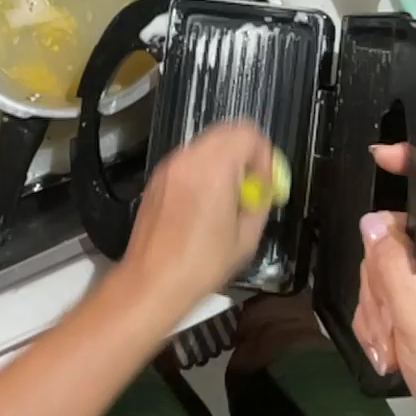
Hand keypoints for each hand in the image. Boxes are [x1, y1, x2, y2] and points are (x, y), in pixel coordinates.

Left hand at [119, 121, 273, 314]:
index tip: (263, 183)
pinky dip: (203, 172)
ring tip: (226, 199)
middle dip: (245, 155)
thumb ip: (261, 201)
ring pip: (207, 145)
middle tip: (250, 186)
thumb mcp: (247, 237)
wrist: (152, 283)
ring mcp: (170, 166)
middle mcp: (190, 158)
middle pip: (228, 132)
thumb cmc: (198, 265)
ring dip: (224, 162)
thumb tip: (263, 189)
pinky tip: (204, 206)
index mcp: (215, 168)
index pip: (248, 133)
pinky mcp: (158, 178)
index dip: (263, 156)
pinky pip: (189, 161)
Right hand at [352, 148, 415, 415]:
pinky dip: (383, 313)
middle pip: (405, 225)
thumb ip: (390, 262)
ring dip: (379, 297)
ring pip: (391, 259)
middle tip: (387, 305)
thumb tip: (370, 221)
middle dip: (381, 264)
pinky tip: (390, 345)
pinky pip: (392, 287)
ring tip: (391, 336)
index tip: (381, 157)